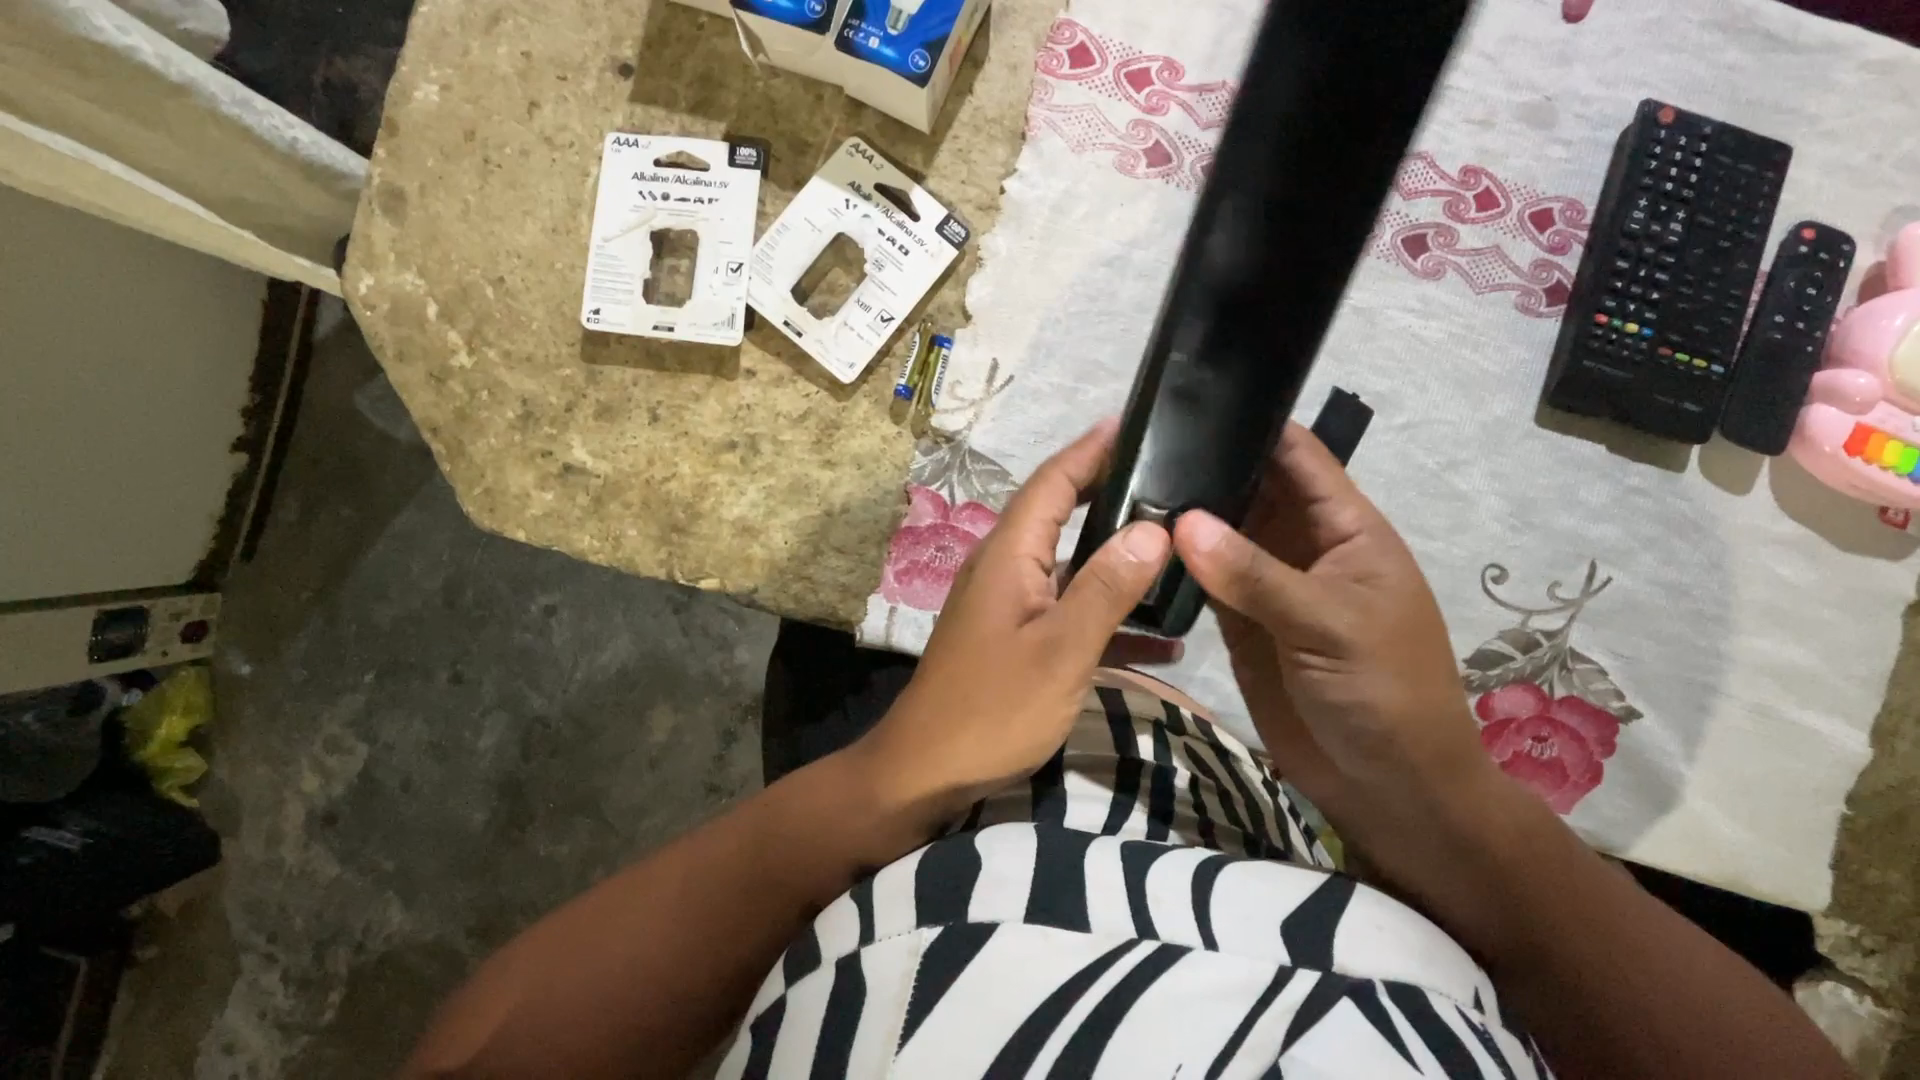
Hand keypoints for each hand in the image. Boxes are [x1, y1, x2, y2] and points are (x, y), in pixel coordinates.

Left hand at [855, 420, 1172, 820]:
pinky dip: (1108, 611)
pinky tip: (1161, 635)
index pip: (1053, 481)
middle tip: (1173, 480)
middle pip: (1061, 513)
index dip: (1092, 449)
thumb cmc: (992, 710)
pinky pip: (1067, 608)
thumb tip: (1154, 528)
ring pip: (1069, 562)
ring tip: (1178, 545)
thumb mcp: (1061, 650)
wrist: (926, 772)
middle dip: (1111, 492)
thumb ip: (1106, 588)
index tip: (1138, 421)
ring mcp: (1008, 604)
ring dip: (1116, 555)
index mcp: (1009, 554)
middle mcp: (1005, 567)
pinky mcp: (1014, 637)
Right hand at [1171, 423, 1501, 879]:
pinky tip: (1133, 547)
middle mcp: (1302, 546)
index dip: (1253, 423)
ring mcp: (1269, 586)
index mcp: (1345, 528)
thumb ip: (1256, 573)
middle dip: (1204, 466)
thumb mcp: (1328, 624)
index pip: (1298, 456)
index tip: (1190, 401)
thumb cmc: (1383, 691)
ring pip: (1220, 535)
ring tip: (1119, 485)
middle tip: (1131, 445)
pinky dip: (1175, 566)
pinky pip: (1205, 582)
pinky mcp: (1241, 624)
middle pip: (1250, 489)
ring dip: (1182, 516)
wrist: (1387, 785)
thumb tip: (1181, 520)